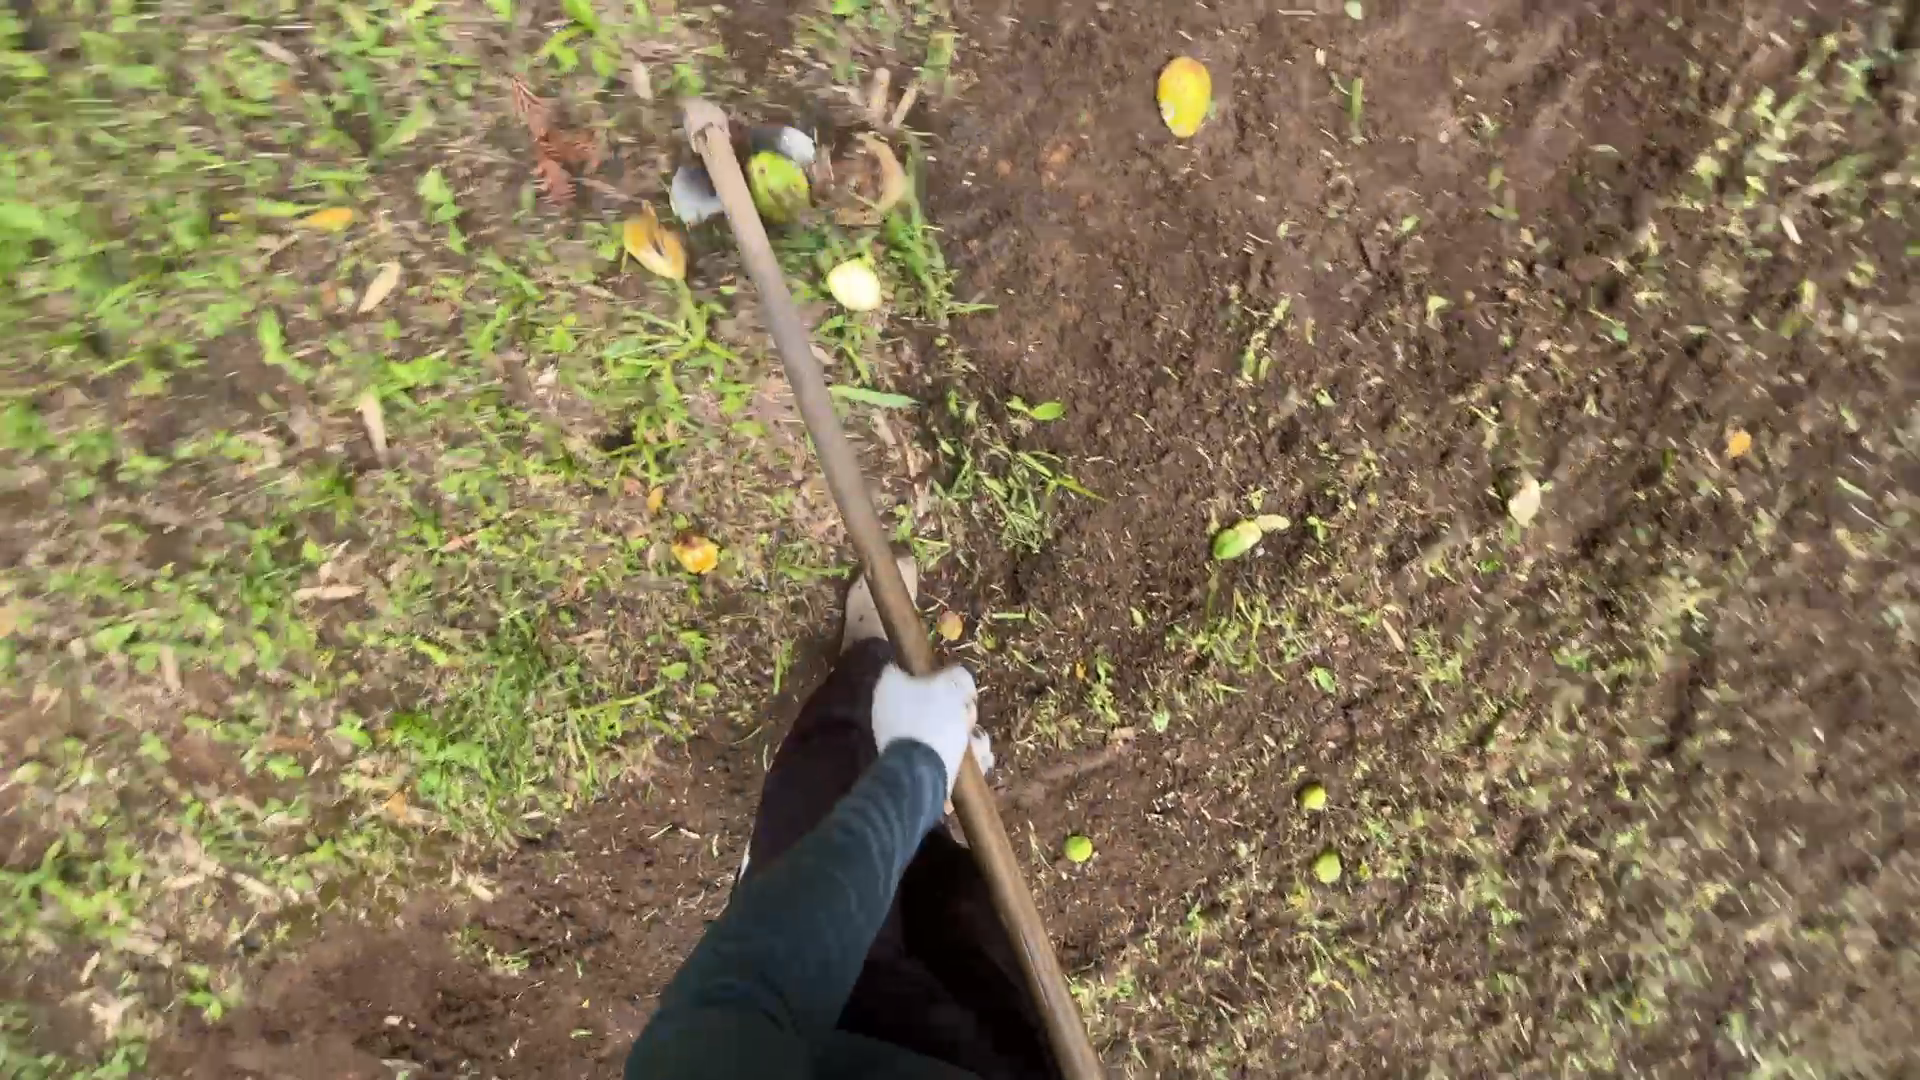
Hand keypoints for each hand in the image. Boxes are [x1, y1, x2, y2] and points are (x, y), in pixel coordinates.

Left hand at [871, 664, 980, 793]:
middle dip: (959, 709)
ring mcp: (901, 740)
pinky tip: (979, 761)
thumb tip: (959, 678)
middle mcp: (890, 711)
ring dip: (967, 736)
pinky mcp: (914, 763)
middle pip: (933, 700)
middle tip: (967, 715)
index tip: (954, 679)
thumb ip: (958, 676)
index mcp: (890, 686)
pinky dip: (963, 757)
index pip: (910, 667)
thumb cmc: (933, 722)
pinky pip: (944, 752)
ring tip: (977, 745)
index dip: (936, 670)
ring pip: (943, 728)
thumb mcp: (953, 686)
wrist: (921, 776)